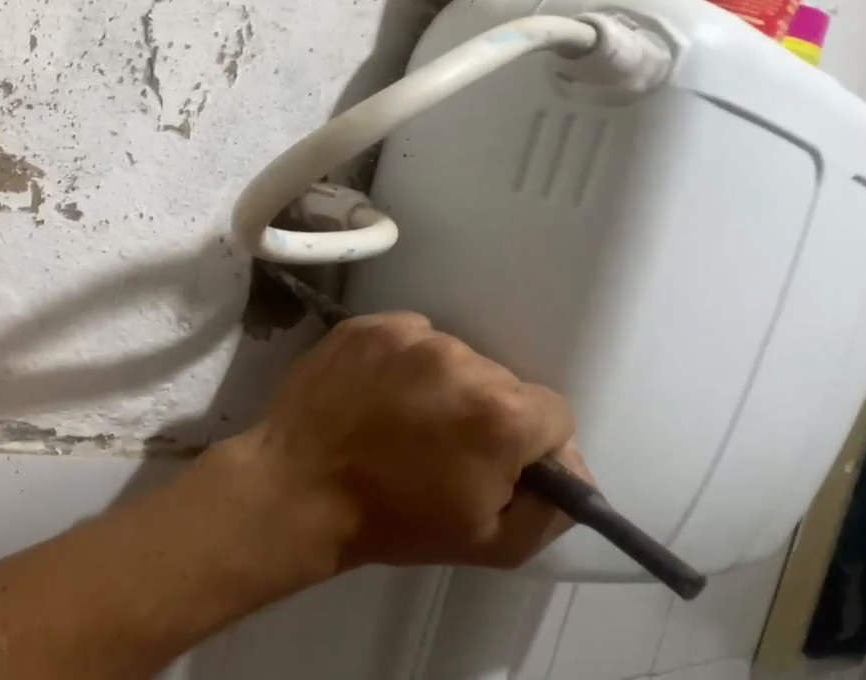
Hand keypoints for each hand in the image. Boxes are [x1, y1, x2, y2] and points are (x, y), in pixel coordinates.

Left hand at [226, 311, 582, 576]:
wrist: (298, 485)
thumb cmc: (394, 519)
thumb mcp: (495, 540)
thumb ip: (554, 504)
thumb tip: (568, 465)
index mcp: (502, 413)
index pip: (552, 415)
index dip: (529, 446)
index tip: (494, 464)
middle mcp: (459, 360)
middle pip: (500, 382)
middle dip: (484, 414)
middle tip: (439, 446)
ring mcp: (405, 336)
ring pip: (453, 357)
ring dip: (441, 384)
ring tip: (401, 419)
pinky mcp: (363, 325)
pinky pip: (407, 336)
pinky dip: (402, 361)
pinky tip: (377, 392)